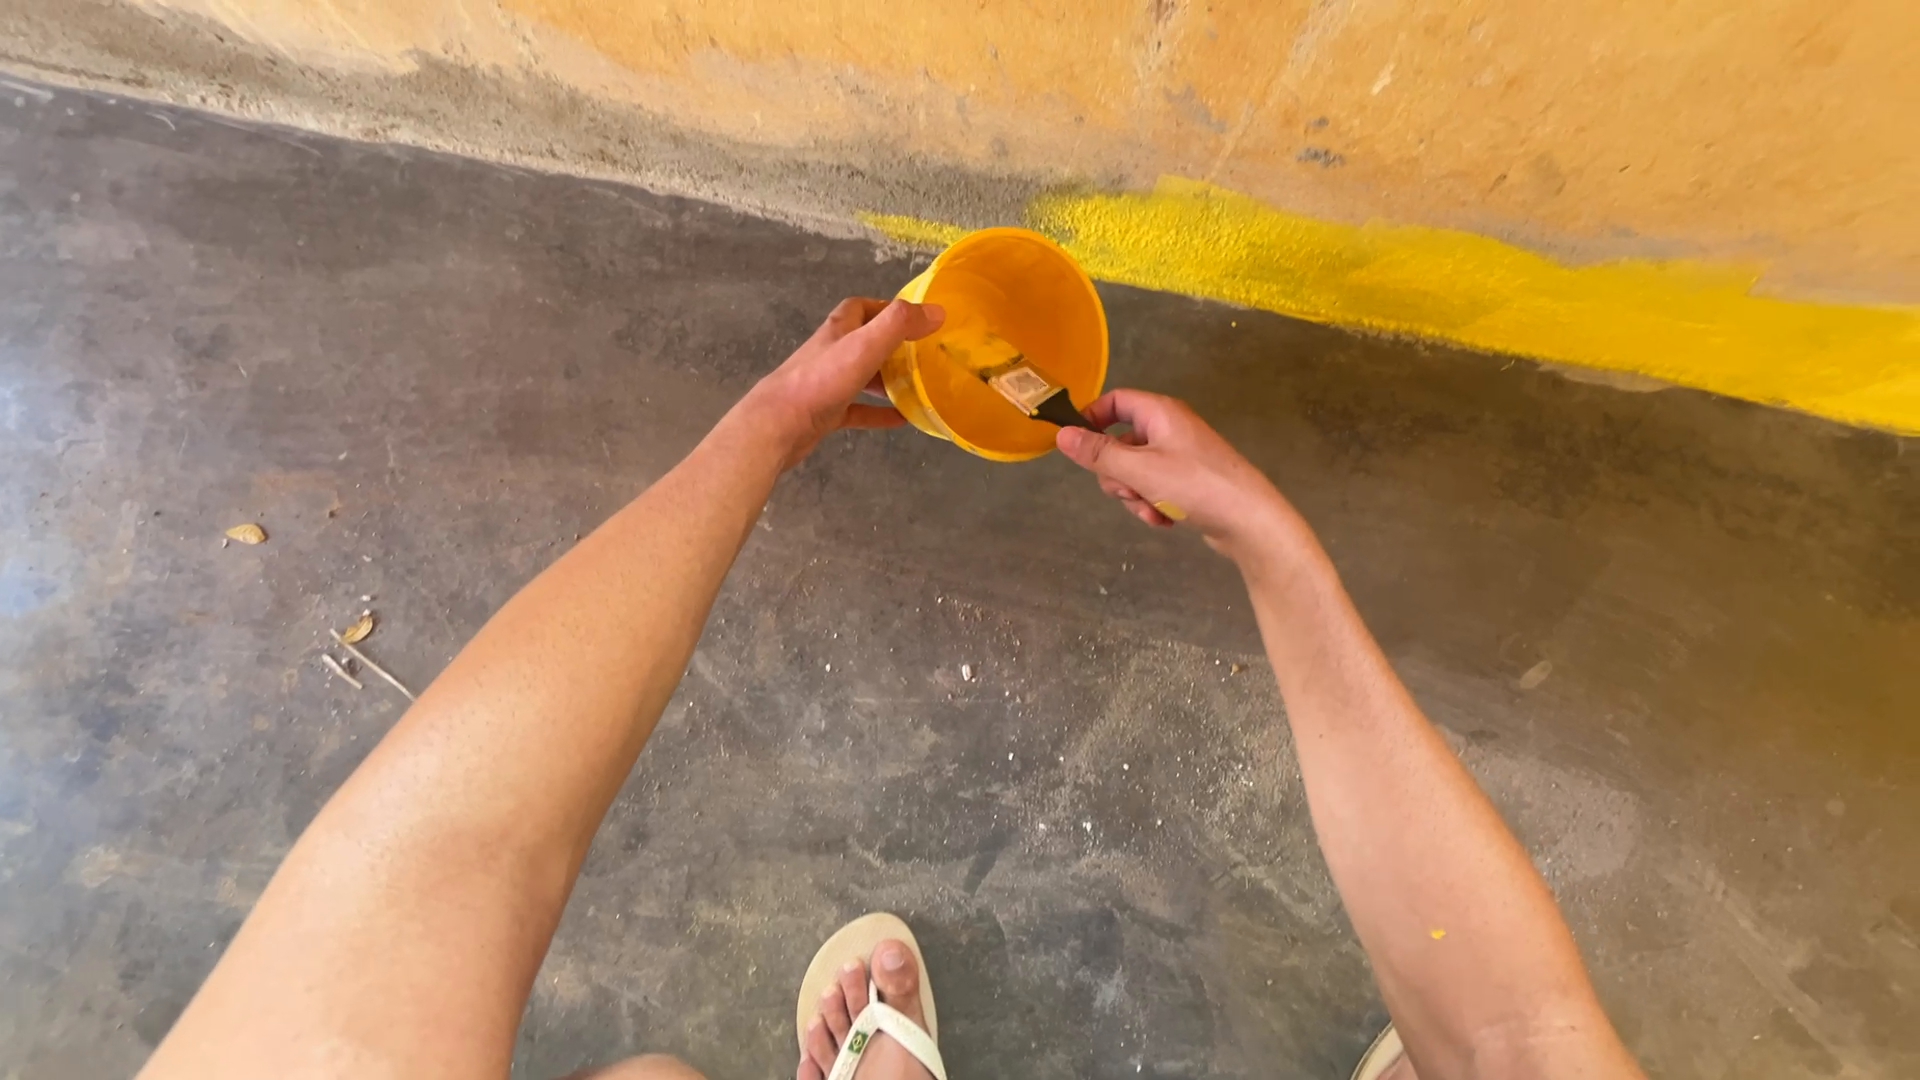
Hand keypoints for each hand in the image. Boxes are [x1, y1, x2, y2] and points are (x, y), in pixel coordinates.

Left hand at [740, 298, 944, 468]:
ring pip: (861, 377)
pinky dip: (878, 413)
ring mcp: (827, 385)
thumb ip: (899, 325)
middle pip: (863, 342)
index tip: (913, 318)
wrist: (779, 425)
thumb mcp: (864, 346)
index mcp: (838, 331)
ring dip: (886, 380)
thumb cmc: (821, 381)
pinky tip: (901, 420)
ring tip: (916, 387)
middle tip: (921, 356)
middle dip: (891, 346)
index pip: (860, 308)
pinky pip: (858, 410)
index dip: (885, 308)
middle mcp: (831, 353)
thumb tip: (937, 311)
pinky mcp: (825, 414)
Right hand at [1056, 390, 1300, 557]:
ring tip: (1153, 511)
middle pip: (1120, 443)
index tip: (1077, 446)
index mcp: (1160, 413)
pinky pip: (1153, 488)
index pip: (1115, 401)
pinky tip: (1165, 520)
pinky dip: (1152, 504)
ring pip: (1134, 471)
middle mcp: (1169, 429)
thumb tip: (1061, 434)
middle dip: (1116, 474)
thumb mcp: (1139, 470)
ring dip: (1134, 495)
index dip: (1092, 419)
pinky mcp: (1187, 481)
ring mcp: (1180, 456)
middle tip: (1128, 491)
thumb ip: (1098, 453)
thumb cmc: (1195, 486)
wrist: (1249, 520)